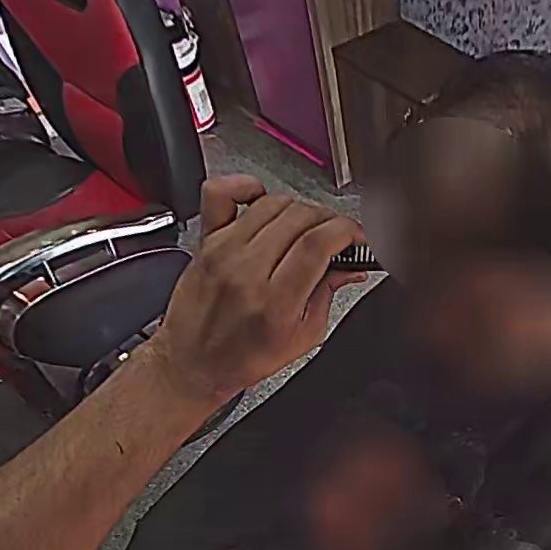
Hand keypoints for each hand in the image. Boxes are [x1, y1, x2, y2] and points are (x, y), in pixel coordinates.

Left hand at [143, 175, 366, 403]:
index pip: (318, 243)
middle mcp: (247, 272)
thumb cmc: (242, 357)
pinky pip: (220, 192)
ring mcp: (223, 252)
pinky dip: (245, 185)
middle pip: (300, 218)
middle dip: (328, 220)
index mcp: (275, 303)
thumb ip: (327, 297)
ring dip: (299, 209)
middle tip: (335, 236)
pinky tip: (260, 198)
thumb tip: (350, 268)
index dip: (347, 231)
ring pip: (272, 202)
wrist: (194, 364)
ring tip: (304, 228)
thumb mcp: (301, 339)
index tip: (356, 237)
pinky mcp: (206, 241)